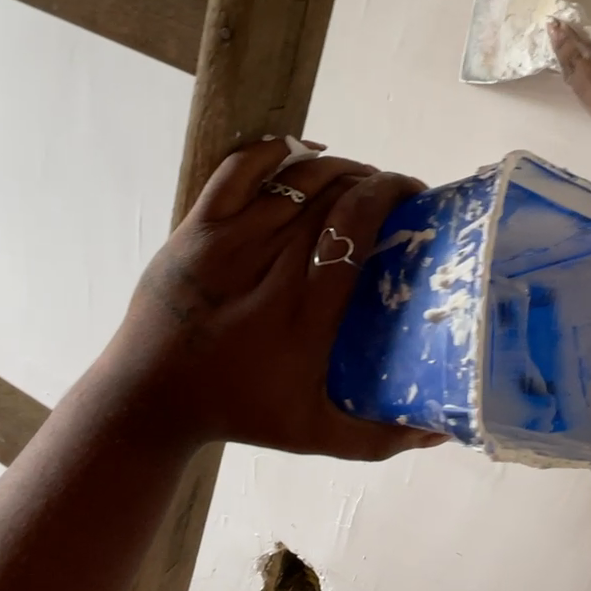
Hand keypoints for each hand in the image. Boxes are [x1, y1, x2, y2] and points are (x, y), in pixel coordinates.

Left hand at [92, 138, 442, 460]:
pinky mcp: (195, 228)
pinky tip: (308, 155)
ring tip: (361, 179)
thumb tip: (442, 433)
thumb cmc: (239, 414)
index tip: (415, 197)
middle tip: (395, 195)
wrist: (147, 398)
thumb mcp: (315, 436)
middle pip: (331, 196)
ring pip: (295, 179)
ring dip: (339, 168)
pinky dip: (279, 152)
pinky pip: (240, 169)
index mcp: (303, 313)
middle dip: (373, 182)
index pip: (354, 228)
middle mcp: (267, 267)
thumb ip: (381, 438)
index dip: (390, 196)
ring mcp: (226, 242)